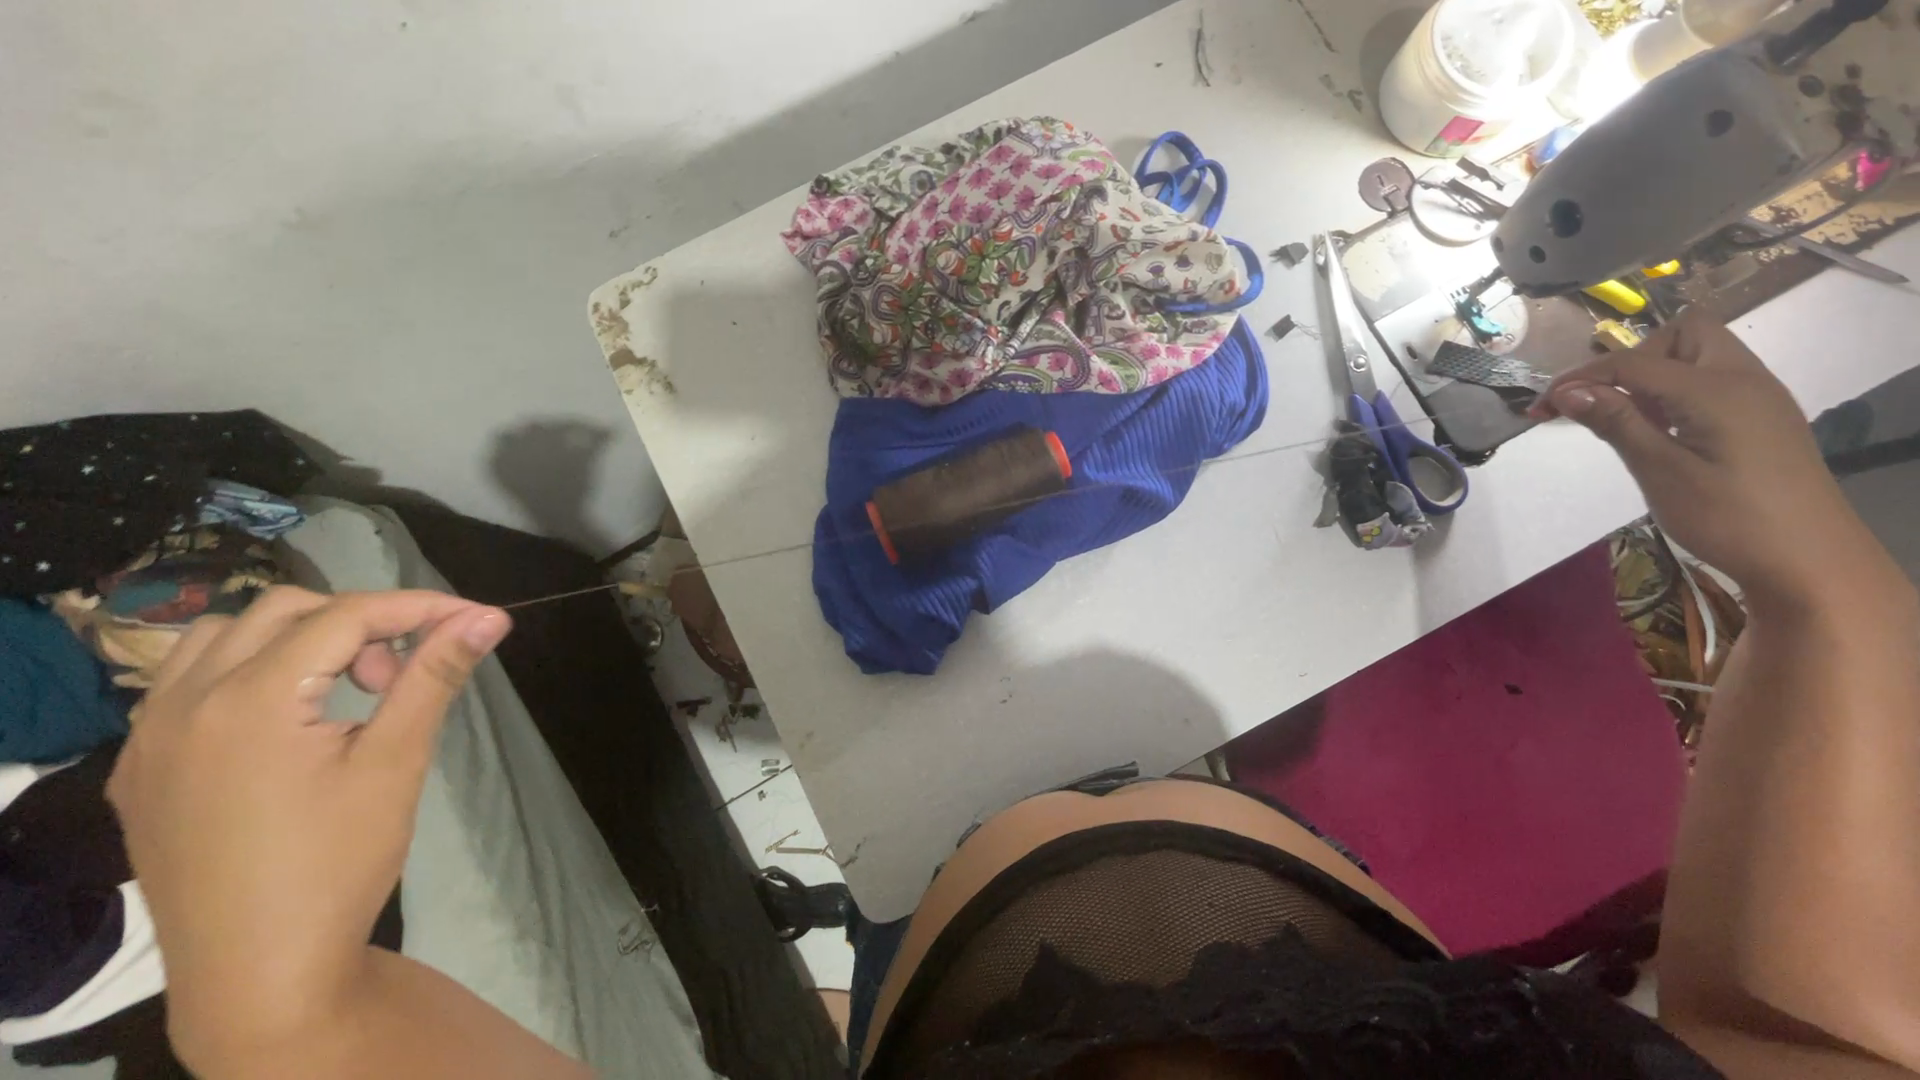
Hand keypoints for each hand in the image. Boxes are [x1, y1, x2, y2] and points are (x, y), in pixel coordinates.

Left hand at [108, 587, 510, 1067]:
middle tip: (400, 674)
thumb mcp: (397, 762)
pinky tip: (285, 722)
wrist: (259, 969)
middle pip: (281, 611)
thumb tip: (489, 617)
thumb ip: (435, 676)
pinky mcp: (139, 770)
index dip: (418, 606)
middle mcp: (185, 701)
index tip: (475, 617)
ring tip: (342, 690)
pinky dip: (244, 673)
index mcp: (252, 698)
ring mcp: (149, 737)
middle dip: (358, 623)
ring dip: (293, 638)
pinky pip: (184, 686)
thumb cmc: (339, 863)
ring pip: (221, 637)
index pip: (345, 616)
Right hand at [1531, 311, 1867, 607]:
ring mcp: (1758, 397)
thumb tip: (1569, 391)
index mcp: (1716, 390)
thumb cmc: (1729, 518)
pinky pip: (1713, 380)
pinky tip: (1662, 432)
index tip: (1541, 409)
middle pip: (1682, 334)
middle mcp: (1743, 379)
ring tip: (1629, 421)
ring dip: (1654, 375)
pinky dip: (1677, 392)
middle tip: (1604, 404)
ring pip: (1699, 354)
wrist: (1810, 559)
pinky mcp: (1761, 417)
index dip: (1581, 378)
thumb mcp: (1661, 473)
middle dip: (1632, 360)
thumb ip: (1618, 424)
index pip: (1633, 362)